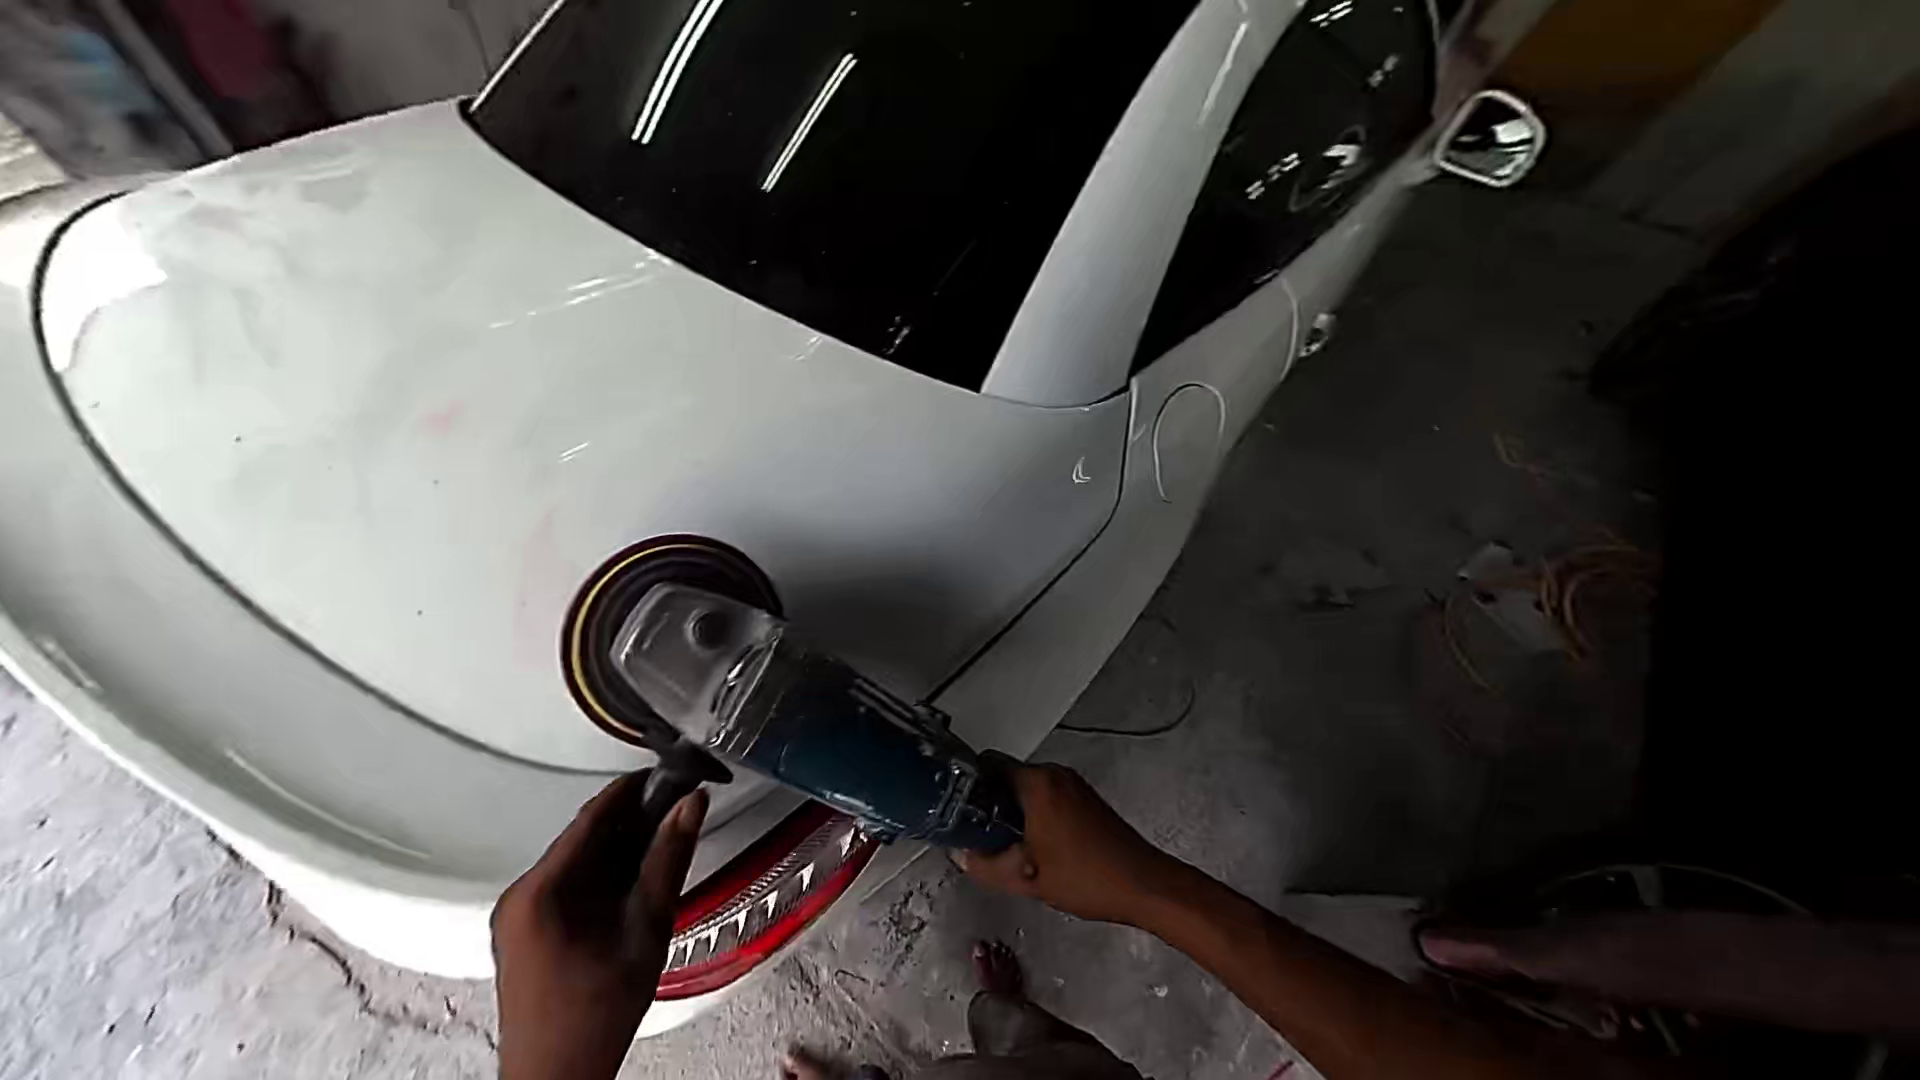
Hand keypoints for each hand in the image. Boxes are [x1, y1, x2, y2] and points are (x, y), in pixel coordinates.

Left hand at [492, 772, 707, 1079]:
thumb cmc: (599, 1008)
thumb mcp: (646, 925)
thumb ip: (669, 857)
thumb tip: (692, 800)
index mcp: (540, 890)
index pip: (591, 817)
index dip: (634, 788)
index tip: (672, 770)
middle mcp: (521, 895)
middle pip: (585, 837)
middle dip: (635, 817)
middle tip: (680, 803)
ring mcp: (520, 915)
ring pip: (582, 859)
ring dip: (625, 844)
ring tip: (668, 834)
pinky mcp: (529, 930)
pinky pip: (573, 882)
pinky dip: (609, 871)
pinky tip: (640, 874)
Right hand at [957, 760, 1188, 927]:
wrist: (1143, 885)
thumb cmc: (1085, 877)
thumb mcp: (1026, 878)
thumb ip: (986, 866)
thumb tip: (961, 855)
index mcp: (1037, 783)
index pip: (990, 763)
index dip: (970, 784)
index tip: (961, 808)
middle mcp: (1055, 773)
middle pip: (1008, 775)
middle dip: (993, 802)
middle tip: (983, 834)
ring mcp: (1073, 783)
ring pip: (1028, 786)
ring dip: (1015, 809)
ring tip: (1009, 845)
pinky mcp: (1085, 797)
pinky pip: (1048, 794)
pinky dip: (1036, 812)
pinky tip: (1037, 844)